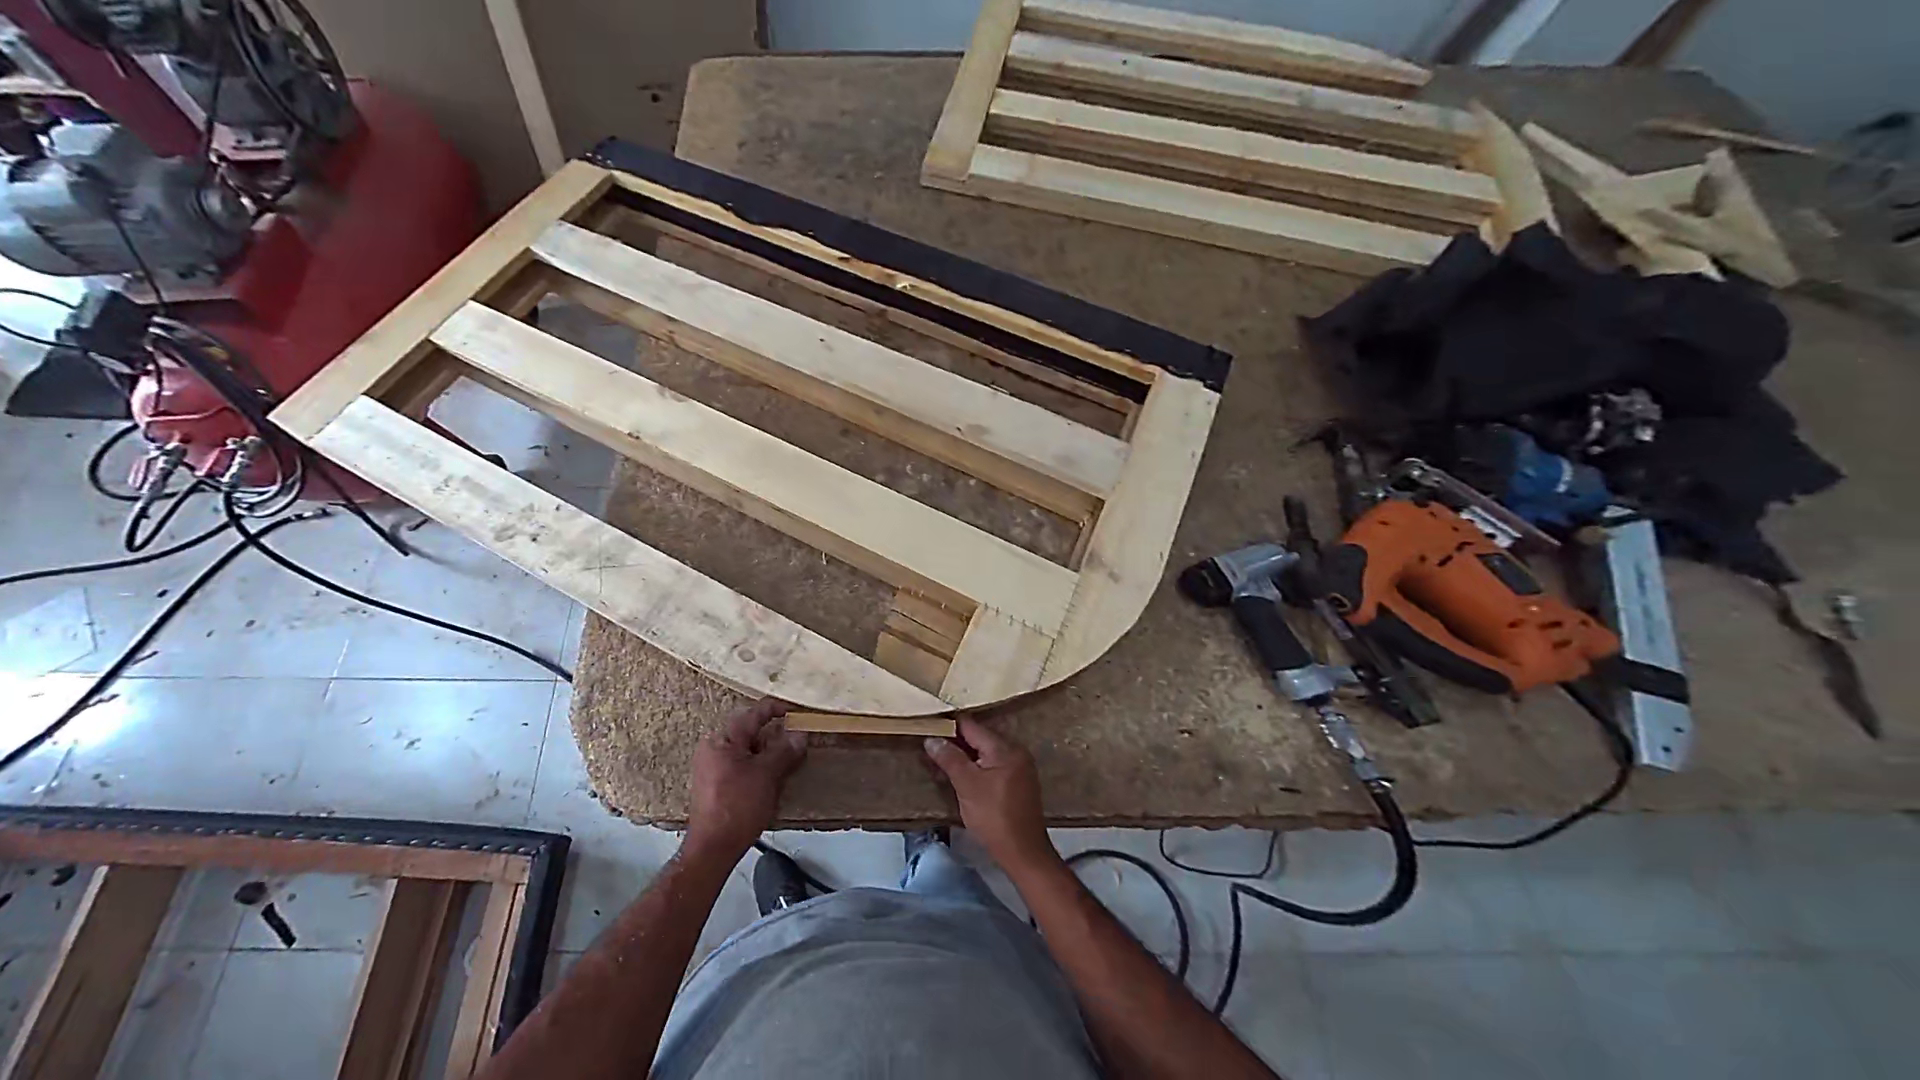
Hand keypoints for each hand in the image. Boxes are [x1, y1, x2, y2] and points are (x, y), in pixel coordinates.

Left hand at [685, 699, 806, 859]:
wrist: (713, 848)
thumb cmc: (738, 807)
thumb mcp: (767, 775)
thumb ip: (784, 751)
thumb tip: (800, 735)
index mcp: (722, 740)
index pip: (753, 713)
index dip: (777, 709)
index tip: (797, 710)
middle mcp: (712, 749)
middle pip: (748, 731)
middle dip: (774, 733)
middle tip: (797, 737)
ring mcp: (710, 767)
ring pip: (745, 749)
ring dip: (767, 751)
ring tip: (788, 759)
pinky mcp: (713, 785)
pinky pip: (739, 764)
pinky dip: (757, 765)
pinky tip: (772, 777)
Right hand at [924, 717, 1055, 873]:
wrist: (1023, 852)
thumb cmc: (993, 816)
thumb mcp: (967, 785)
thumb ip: (950, 759)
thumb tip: (932, 739)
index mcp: (1004, 748)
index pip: (971, 726)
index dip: (948, 726)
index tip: (927, 728)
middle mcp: (1015, 751)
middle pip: (979, 738)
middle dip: (955, 743)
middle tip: (930, 749)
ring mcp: (1019, 767)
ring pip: (985, 753)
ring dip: (964, 757)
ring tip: (940, 764)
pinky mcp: (1018, 782)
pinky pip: (993, 766)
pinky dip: (977, 768)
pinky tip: (961, 778)